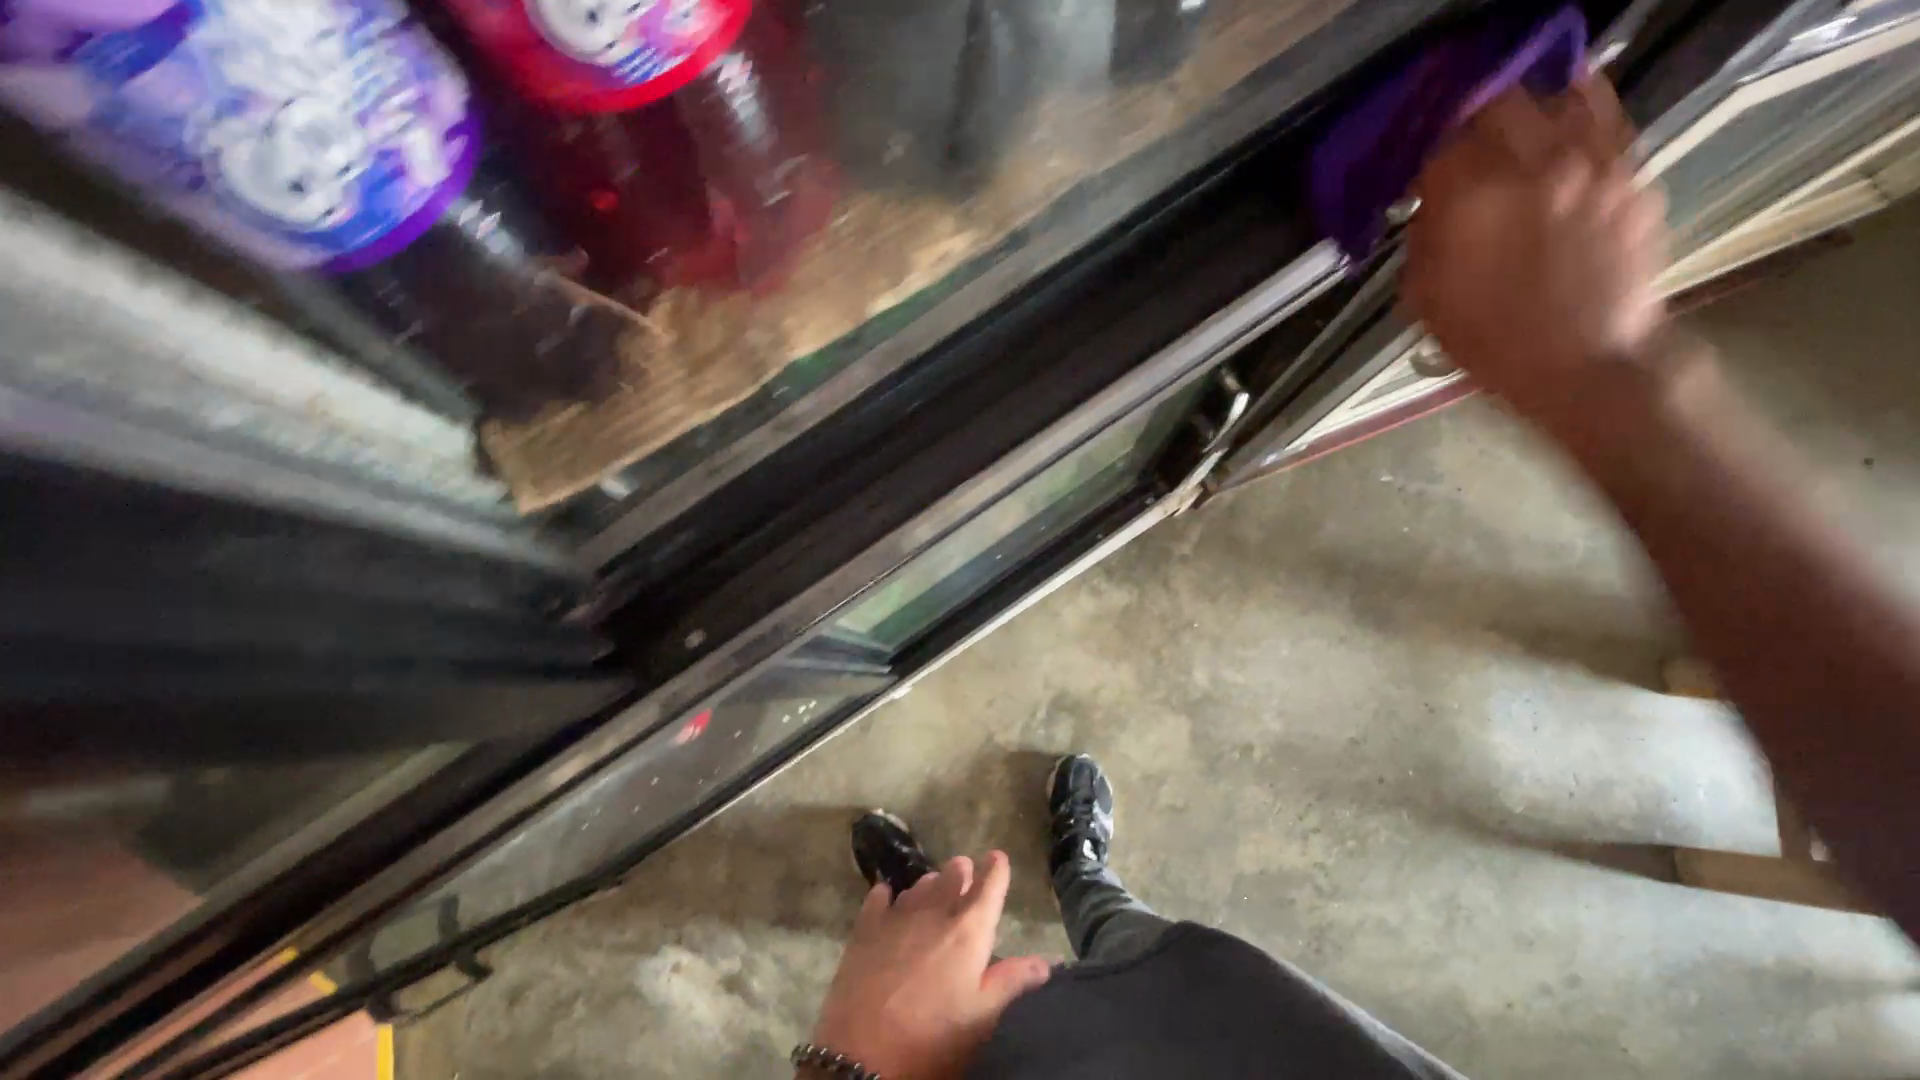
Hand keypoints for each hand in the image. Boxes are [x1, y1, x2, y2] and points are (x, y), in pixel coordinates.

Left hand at [808, 851, 1051, 1079]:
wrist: (862, 1054)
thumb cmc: (932, 1038)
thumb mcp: (981, 1017)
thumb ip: (1011, 982)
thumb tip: (1045, 962)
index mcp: (969, 931)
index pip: (989, 887)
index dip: (996, 869)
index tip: (998, 857)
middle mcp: (935, 912)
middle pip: (952, 876)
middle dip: (962, 871)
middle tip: (965, 872)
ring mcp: (897, 917)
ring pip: (919, 884)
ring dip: (931, 883)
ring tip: (934, 887)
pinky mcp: (865, 928)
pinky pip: (880, 897)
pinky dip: (889, 894)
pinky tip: (888, 897)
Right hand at [1403, 76, 1669, 435]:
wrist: (1586, 363)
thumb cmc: (1494, 343)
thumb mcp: (1428, 300)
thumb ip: (1423, 239)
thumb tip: (1429, 204)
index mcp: (1471, 203)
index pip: (1437, 146)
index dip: (1423, 155)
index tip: (1420, 172)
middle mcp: (1531, 168)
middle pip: (1493, 105)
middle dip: (1470, 120)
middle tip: (1462, 142)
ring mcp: (1588, 164)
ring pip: (1552, 96)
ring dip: (1524, 107)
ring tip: (1511, 125)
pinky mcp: (1629, 172)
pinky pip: (1604, 114)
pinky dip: (1579, 103)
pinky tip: (1562, 111)